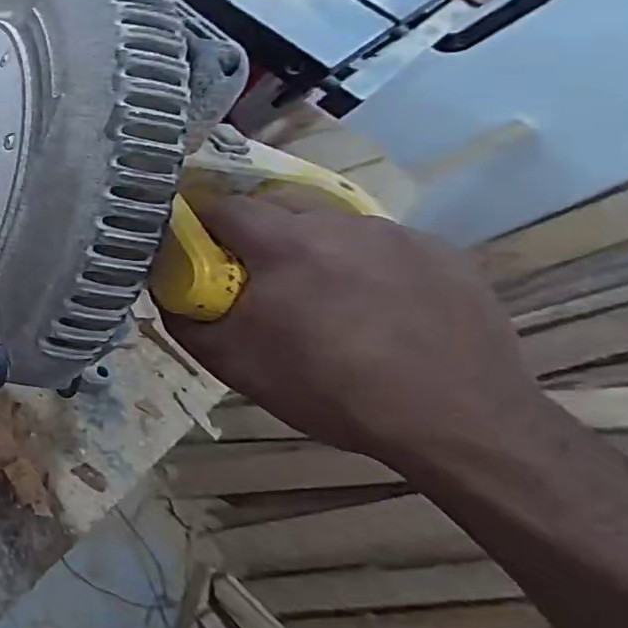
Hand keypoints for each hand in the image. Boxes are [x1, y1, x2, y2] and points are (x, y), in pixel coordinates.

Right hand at [164, 196, 536, 465]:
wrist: (460, 421)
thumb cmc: (330, 390)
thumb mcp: (236, 365)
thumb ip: (188, 320)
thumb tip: (168, 293)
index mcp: (282, 241)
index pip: (223, 206)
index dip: (204, 225)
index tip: (202, 253)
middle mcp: (337, 221)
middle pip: (280, 213)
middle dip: (262, 241)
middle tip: (266, 287)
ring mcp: (395, 233)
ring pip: (335, 231)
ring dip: (318, 255)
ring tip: (331, 307)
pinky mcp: (442, 252)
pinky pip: (386, 249)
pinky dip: (371, 270)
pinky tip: (385, 314)